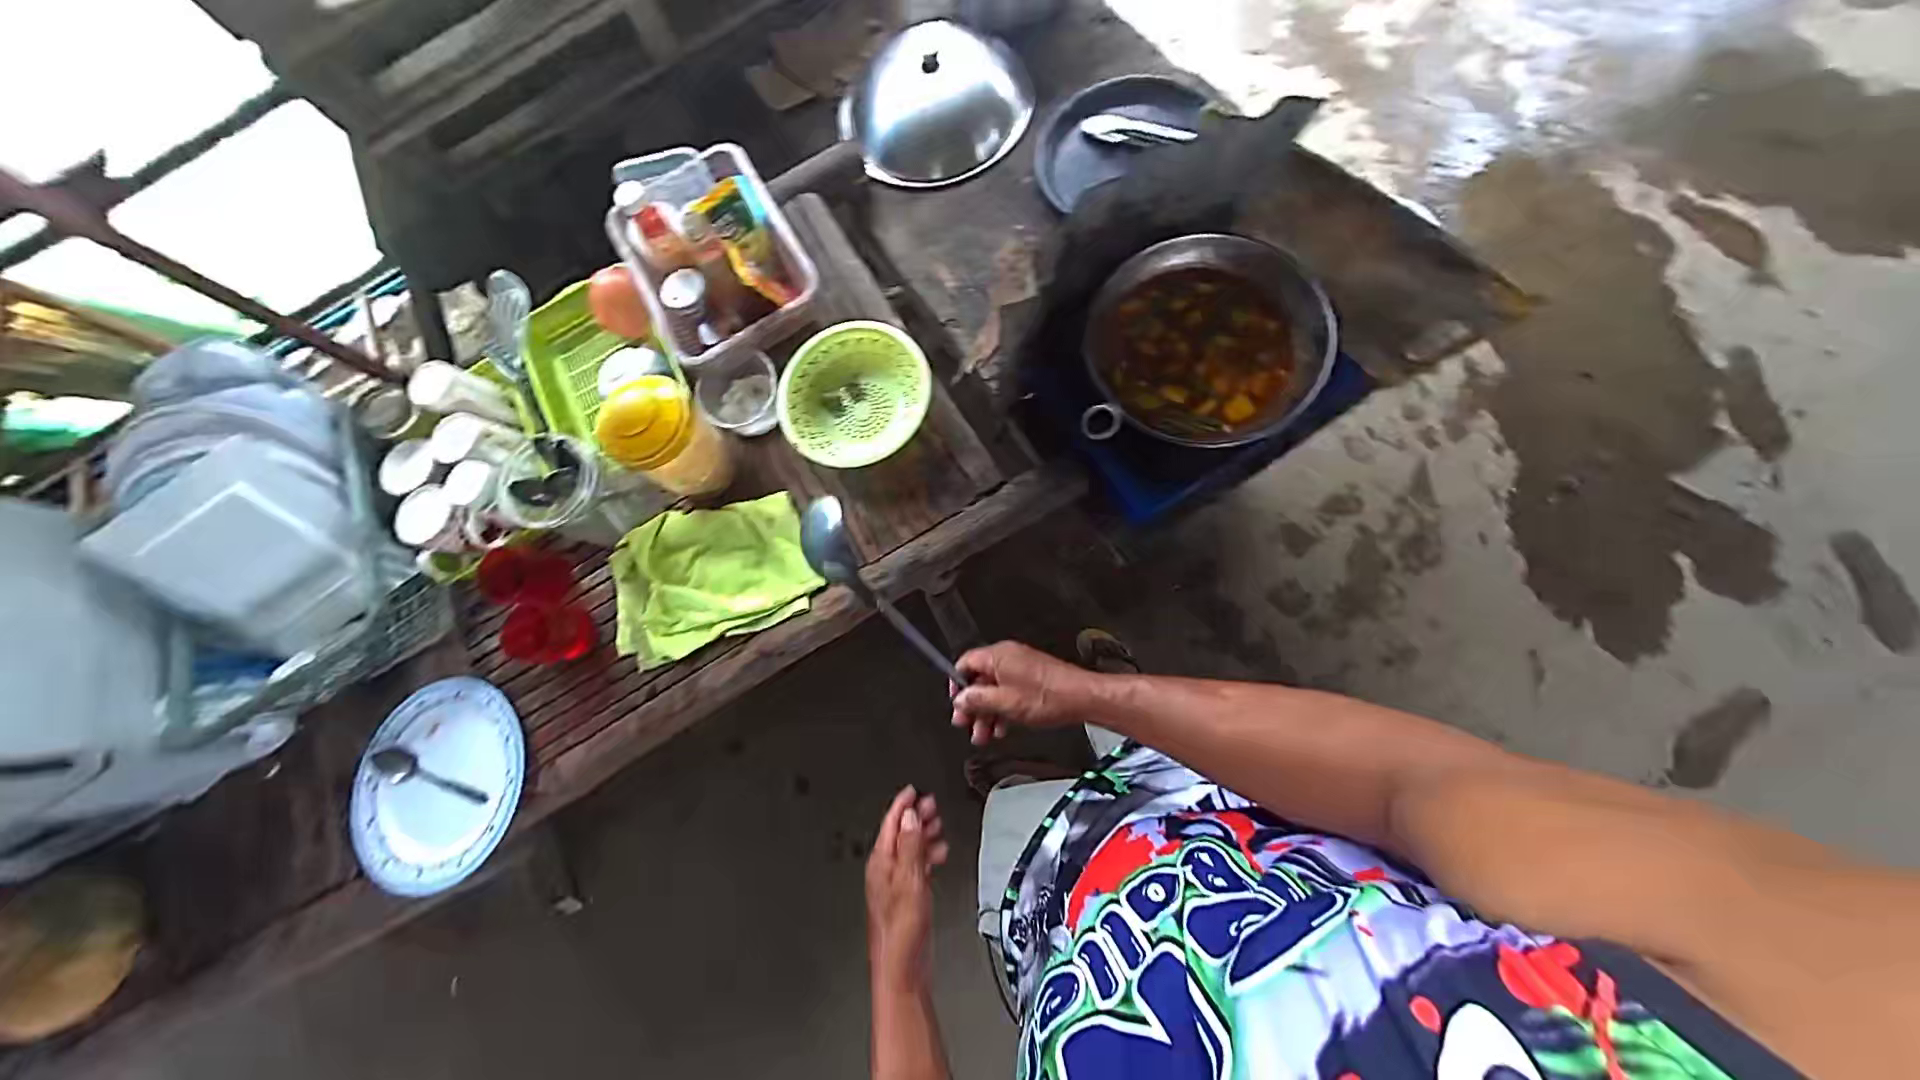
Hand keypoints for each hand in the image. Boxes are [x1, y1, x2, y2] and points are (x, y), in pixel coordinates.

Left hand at [866, 786, 948, 990]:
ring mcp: (894, 884)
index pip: (890, 823)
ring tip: (937, 825)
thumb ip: (911, 845)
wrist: (902, 970)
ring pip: (908, 848)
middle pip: (900, 833)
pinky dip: (927, 855)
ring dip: (923, 834)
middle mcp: (884, 871)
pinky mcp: (904, 896)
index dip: (902, 804)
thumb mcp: (910, 880)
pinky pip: (915, 865)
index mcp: (880, 863)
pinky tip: (937, 856)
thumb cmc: (901, 932)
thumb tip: (910, 817)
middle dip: (915, 817)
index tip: (912, 790)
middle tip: (930, 804)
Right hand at [949, 641, 1100, 745]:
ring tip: (984, 735)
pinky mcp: (1032, 678)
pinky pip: (1009, 691)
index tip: (957, 704)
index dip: (957, 685)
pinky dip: (1003, 709)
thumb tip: (961, 700)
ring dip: (987, 712)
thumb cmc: (1049, 696)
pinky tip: (1003, 728)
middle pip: (979, 679)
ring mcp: (1021, 667)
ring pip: (994, 689)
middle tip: (967, 724)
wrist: (1082, 698)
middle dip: (972, 705)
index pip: (965, 663)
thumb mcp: (1005, 702)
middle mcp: (1008, 657)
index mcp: (998, 655)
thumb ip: (978, 700)